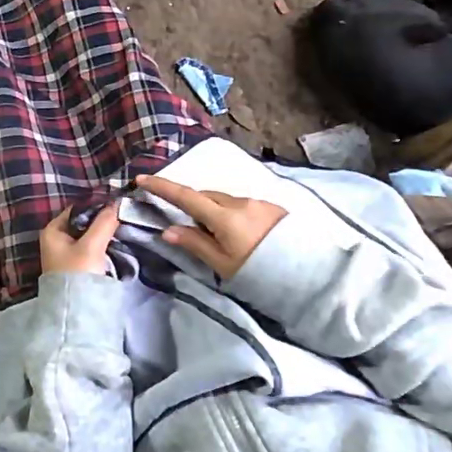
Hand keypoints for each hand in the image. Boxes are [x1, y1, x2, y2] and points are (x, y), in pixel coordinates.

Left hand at [39, 203, 120, 275]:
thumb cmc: (78, 273)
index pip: (77, 209)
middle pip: (84, 222)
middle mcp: (57, 239)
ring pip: (89, 235)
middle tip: (122, 214)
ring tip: (123, 226)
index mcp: (53, 230)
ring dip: (104, 232)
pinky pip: (92, 247)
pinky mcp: (77, 265)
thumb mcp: (92, 245)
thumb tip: (118, 202)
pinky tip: (117, 241)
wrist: (74, 310)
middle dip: (102, 219)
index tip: (117, 203)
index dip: (97, 205)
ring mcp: (67, 253)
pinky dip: (103, 244)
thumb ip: (105, 222)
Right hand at [135, 176, 286, 278]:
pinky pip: (241, 204)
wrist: (308, 273)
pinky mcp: (271, 206)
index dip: (162, 187)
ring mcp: (258, 202)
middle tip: (188, 227)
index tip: (142, 178)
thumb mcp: (223, 264)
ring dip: (213, 210)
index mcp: (224, 217)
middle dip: (192, 204)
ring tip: (218, 237)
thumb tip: (168, 229)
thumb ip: (195, 243)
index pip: (186, 196)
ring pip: (224, 200)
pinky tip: (239, 234)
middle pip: (206, 196)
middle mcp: (240, 202)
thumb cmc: (260, 273)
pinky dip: (230, 213)